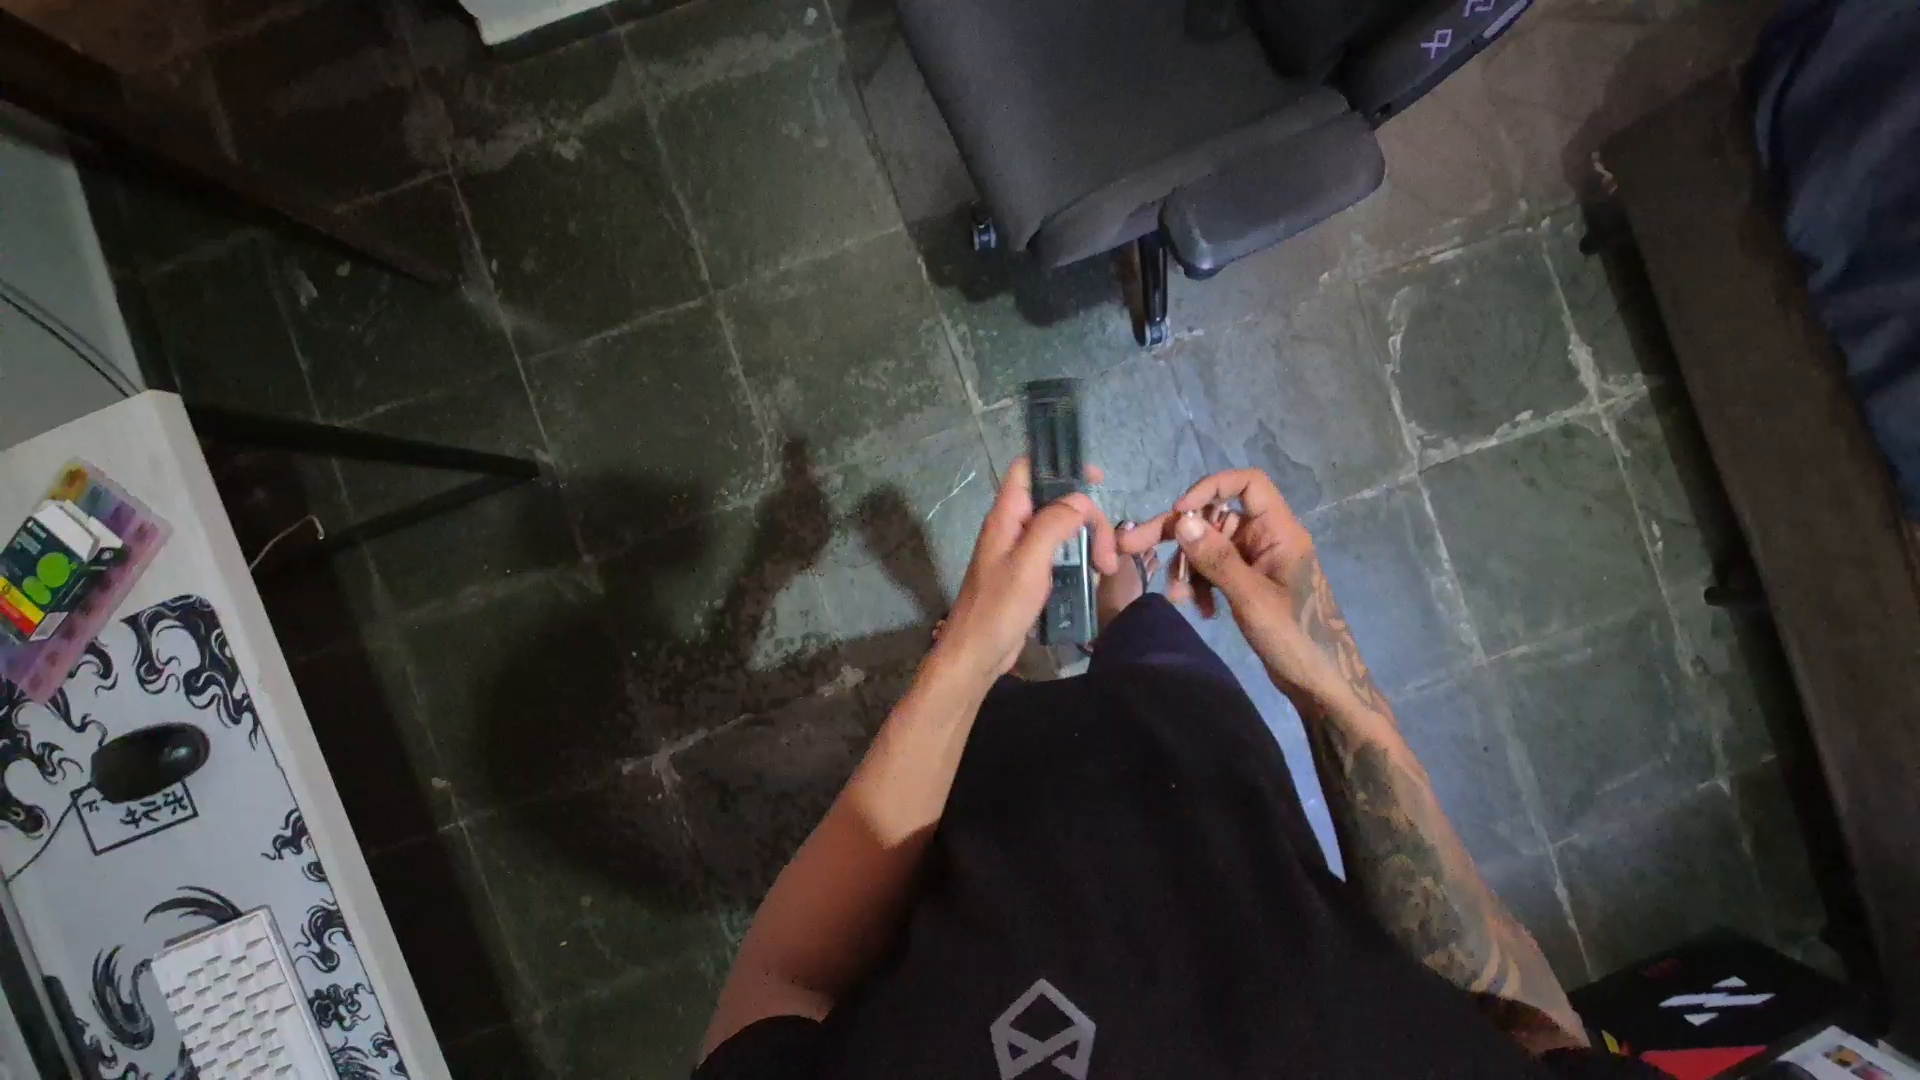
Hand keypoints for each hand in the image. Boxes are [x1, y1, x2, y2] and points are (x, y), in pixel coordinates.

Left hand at [933, 457, 1117, 684]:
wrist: (978, 653)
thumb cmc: (998, 608)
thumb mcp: (1028, 562)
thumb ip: (1052, 525)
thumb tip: (1079, 501)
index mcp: (1006, 516)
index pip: (1027, 470)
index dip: (1059, 465)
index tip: (1095, 479)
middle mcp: (1013, 528)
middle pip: (1055, 501)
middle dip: (1087, 518)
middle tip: (1107, 552)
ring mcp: (1021, 551)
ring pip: (1061, 528)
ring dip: (1087, 540)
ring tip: (1106, 567)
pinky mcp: (1029, 574)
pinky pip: (1058, 553)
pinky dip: (1079, 558)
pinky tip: (1094, 574)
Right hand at [1119, 469, 1366, 706]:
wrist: (1320, 681)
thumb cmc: (1295, 637)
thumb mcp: (1251, 598)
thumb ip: (1216, 558)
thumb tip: (1182, 520)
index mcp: (1279, 531)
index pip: (1247, 483)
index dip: (1210, 489)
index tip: (1179, 513)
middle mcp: (1267, 538)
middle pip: (1216, 517)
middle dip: (1177, 533)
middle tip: (1131, 544)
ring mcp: (1257, 561)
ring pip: (1209, 545)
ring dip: (1187, 567)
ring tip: (1178, 597)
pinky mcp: (1248, 582)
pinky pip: (1215, 569)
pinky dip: (1201, 584)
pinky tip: (1200, 609)